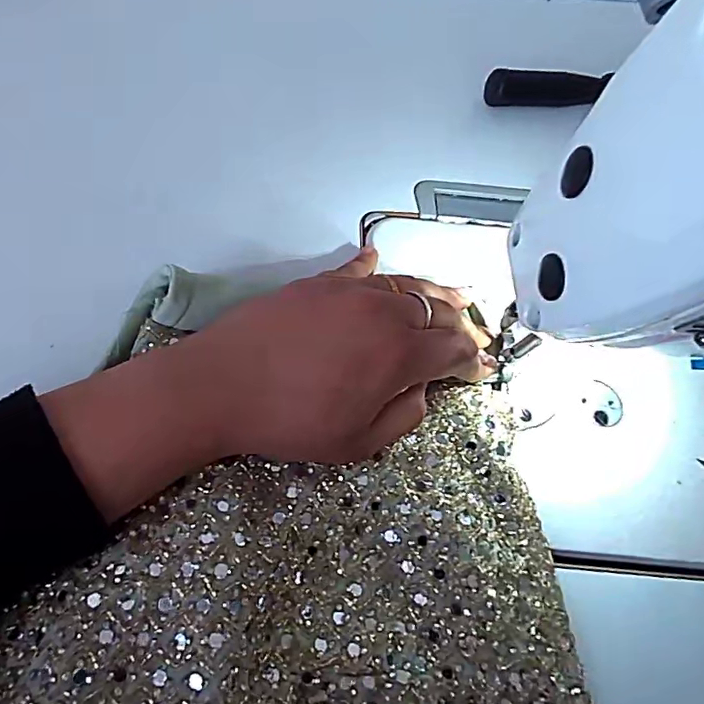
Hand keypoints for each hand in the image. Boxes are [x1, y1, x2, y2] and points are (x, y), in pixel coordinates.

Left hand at [182, 245, 494, 463]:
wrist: (220, 384)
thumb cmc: (287, 421)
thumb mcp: (355, 443)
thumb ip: (402, 416)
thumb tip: (421, 391)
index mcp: (397, 354)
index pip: (453, 350)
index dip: (474, 360)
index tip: (482, 368)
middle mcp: (381, 314)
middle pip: (437, 311)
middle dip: (462, 325)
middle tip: (472, 335)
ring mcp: (347, 292)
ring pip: (404, 285)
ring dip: (434, 292)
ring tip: (452, 296)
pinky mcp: (316, 284)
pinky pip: (355, 270)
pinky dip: (373, 268)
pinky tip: (378, 260)